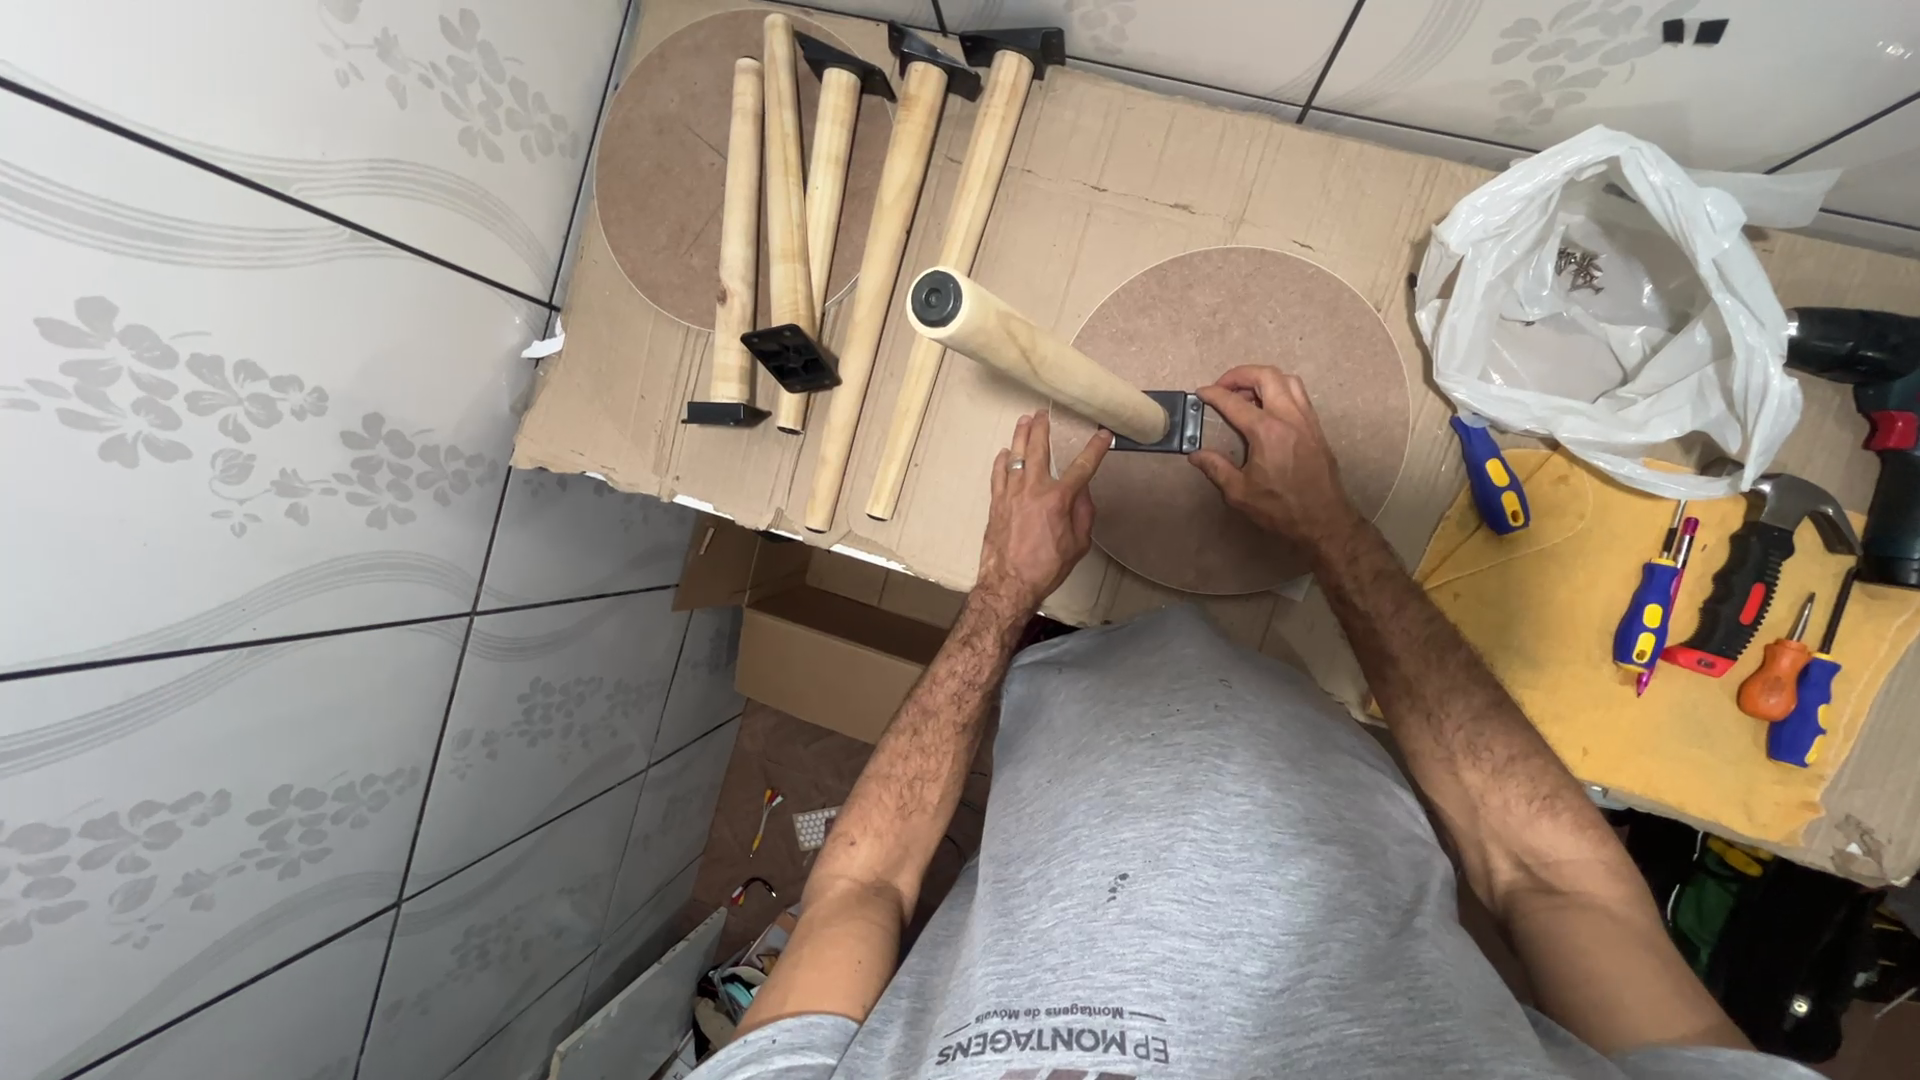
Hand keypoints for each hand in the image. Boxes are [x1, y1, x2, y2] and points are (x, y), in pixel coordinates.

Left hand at [974, 410, 1109, 615]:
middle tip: (1045, 413)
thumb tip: (1083, 493)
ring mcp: (1011, 494)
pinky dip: (1002, 461)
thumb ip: (1083, 514)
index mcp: (1059, 499)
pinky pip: (998, 474)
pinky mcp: (996, 503)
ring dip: (1021, 436)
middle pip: (1039, 449)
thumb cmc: (1045, 568)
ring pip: (1016, 456)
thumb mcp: (1078, 544)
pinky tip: (1005, 453)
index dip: (1096, 448)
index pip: (1083, 467)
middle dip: (1044, 428)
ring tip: (1025, 420)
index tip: (1103, 434)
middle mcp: (1033, 490)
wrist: (1009, 583)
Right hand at [1190, 366, 1364, 555]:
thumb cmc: (1280, 509)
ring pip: (1287, 380)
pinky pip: (1298, 395)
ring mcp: (1307, 420)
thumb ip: (1216, 468)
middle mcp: (1289, 418)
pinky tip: (1267, 409)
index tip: (1200, 394)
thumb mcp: (1239, 493)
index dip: (1213, 394)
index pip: (1235, 402)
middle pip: (1266, 376)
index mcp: (1267, 432)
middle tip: (1223, 387)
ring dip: (1263, 380)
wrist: (1324, 521)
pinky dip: (1279, 391)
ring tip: (1245, 395)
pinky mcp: (1316, 428)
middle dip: (1240, 375)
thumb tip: (1196, 455)